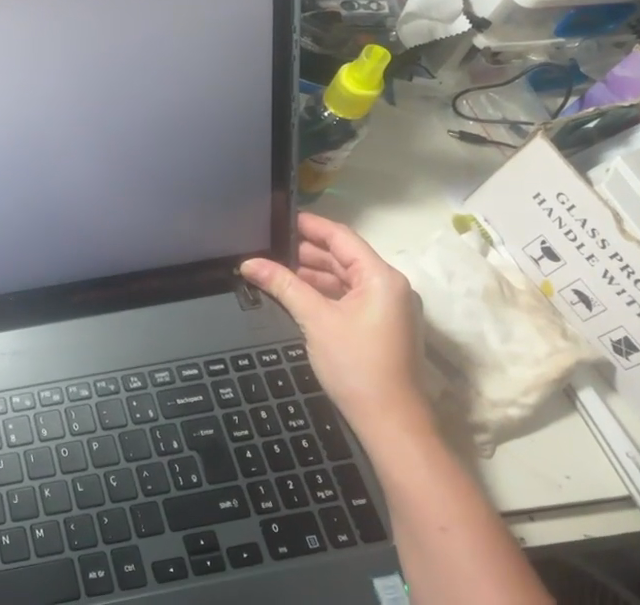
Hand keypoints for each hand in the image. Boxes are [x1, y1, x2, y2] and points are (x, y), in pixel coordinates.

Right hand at [240, 213, 429, 441]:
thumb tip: (248, 263)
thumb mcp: (314, 319)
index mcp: (381, 278)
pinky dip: (325, 293)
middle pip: (345, 257)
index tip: (280, 218)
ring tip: (277, 269)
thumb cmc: (356, 365)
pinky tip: (298, 293)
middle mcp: (390, 287)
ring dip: (315, 273)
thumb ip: (282, 285)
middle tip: (270, 246)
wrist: (390, 422)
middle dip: (308, 252)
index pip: (342, 238)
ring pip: (346, 279)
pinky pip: (351, 297)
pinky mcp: (383, 326)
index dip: (311, 226)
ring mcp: (390, 308)